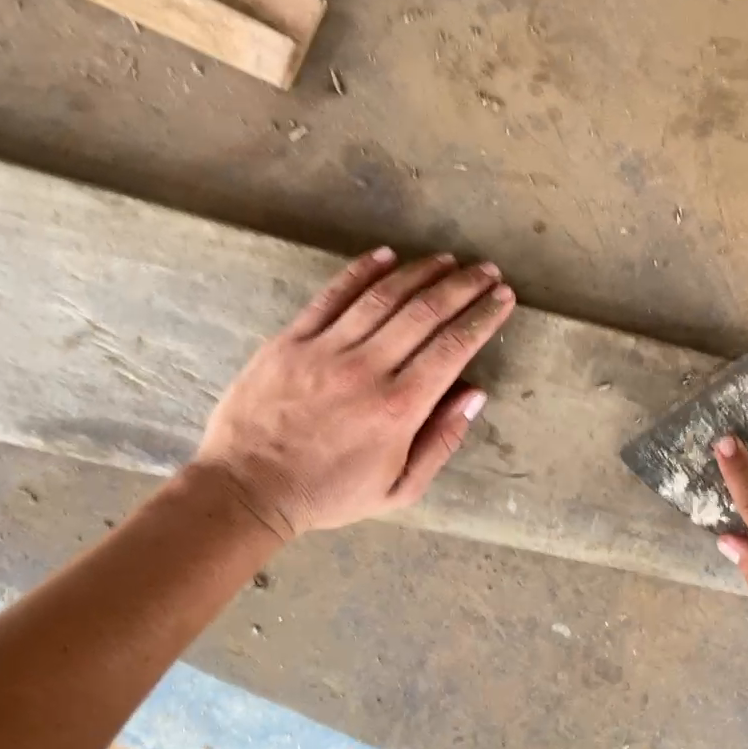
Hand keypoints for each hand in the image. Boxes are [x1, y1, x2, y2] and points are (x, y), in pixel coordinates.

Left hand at [192, 247, 515, 539]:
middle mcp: (367, 370)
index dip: (484, 316)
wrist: (244, 491)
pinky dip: (362, 271)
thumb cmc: (329, 493)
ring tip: (448, 260)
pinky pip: (332, 296)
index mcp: (399, 407)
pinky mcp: (290, 340)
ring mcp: (325, 350)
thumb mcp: (399, 488)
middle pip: (426, 312)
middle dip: (464, 286)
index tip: (503, 298)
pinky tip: (388, 255)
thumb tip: (475, 394)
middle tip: (487, 271)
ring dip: (422, 272)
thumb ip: (442, 442)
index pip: (454, 346)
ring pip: (384, 297)